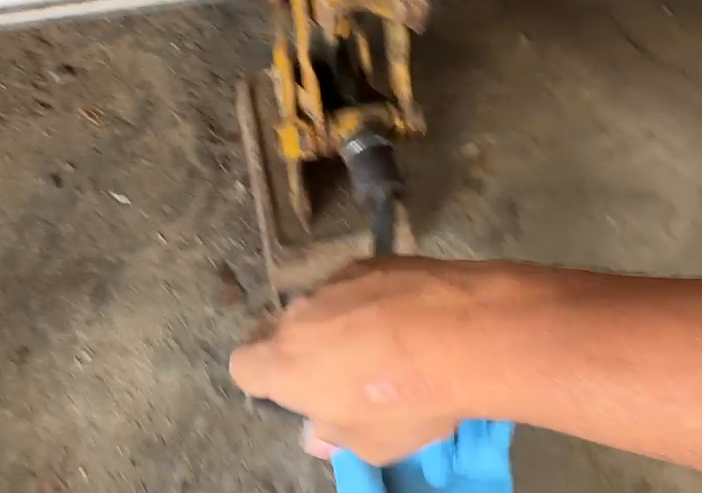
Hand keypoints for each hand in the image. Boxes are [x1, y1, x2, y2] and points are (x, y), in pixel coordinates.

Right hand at [231, 258, 502, 464]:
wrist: (459, 331)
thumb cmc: (405, 399)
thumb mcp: (368, 443)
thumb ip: (332, 433)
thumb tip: (317, 430)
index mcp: (285, 363)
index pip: (243, 365)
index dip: (263, 379)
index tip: (293, 392)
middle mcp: (300, 313)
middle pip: (278, 327)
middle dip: (298, 347)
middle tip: (336, 369)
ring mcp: (336, 279)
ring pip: (319, 303)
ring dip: (336, 320)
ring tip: (380, 340)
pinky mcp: (372, 258)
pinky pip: (355, 283)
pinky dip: (369, 297)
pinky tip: (404, 314)